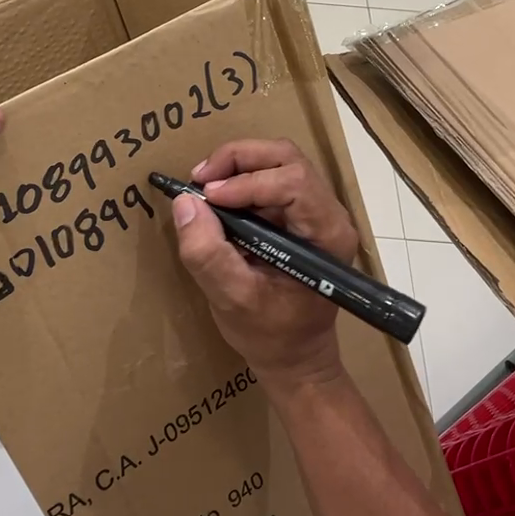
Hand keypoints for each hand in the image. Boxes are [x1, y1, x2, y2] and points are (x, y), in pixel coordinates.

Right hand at [171, 140, 360, 387]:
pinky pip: (271, 176)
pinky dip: (239, 177)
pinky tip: (215, 198)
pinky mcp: (299, 213)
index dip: (247, 181)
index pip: (293, 182)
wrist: (295, 358)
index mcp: (327, 235)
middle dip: (238, 159)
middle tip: (199, 179)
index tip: (208, 198)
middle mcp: (329, 214)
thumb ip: (208, 254)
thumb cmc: (270, 335)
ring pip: (278, 160)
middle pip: (286, 158)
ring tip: (203, 188)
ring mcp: (316, 210)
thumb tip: (185, 203)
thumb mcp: (232, 300)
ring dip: (237, 165)